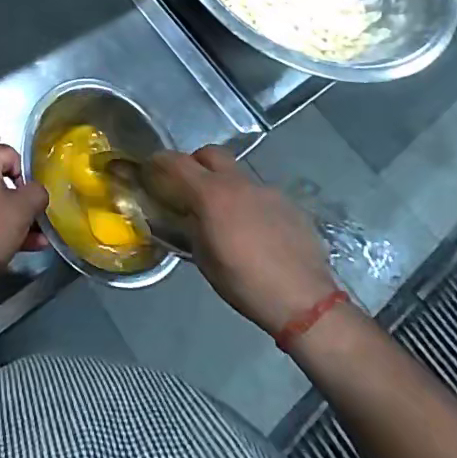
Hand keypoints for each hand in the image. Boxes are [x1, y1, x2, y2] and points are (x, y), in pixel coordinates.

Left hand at [0, 144, 48, 295]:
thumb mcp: (22, 208)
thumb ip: (37, 193)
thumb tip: (37, 191)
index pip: (8, 152)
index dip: (26, 170)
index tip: (34, 194)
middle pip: (4, 179)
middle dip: (26, 199)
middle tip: (41, 217)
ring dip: (21, 218)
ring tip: (41, 237)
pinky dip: (7, 229)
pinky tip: (27, 246)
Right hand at [146, 146, 338, 336]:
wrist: (305, 303)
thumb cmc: (243, 282)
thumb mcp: (202, 257)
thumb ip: (187, 227)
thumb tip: (179, 215)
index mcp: (212, 194)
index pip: (176, 162)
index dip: (159, 161)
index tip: (151, 169)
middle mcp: (240, 184)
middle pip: (211, 154)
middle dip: (196, 163)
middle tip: (190, 186)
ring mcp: (270, 193)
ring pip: (239, 175)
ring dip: (226, 186)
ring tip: (227, 216)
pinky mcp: (292, 207)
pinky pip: (262, 195)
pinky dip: (250, 204)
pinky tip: (256, 231)